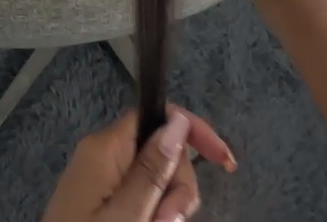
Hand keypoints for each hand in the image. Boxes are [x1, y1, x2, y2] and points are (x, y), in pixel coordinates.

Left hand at [42, 107, 234, 221]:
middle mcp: (104, 155)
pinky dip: (153, 215)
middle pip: (162, 152)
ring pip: (156, 181)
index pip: (157, 114)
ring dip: (166, 208)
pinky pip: (141, 199)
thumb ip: (152, 170)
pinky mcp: (102, 203)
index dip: (193, 131)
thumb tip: (179, 119)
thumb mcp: (126, 215)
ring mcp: (102, 180)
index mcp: (106, 147)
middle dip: (178, 187)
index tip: (224, 162)